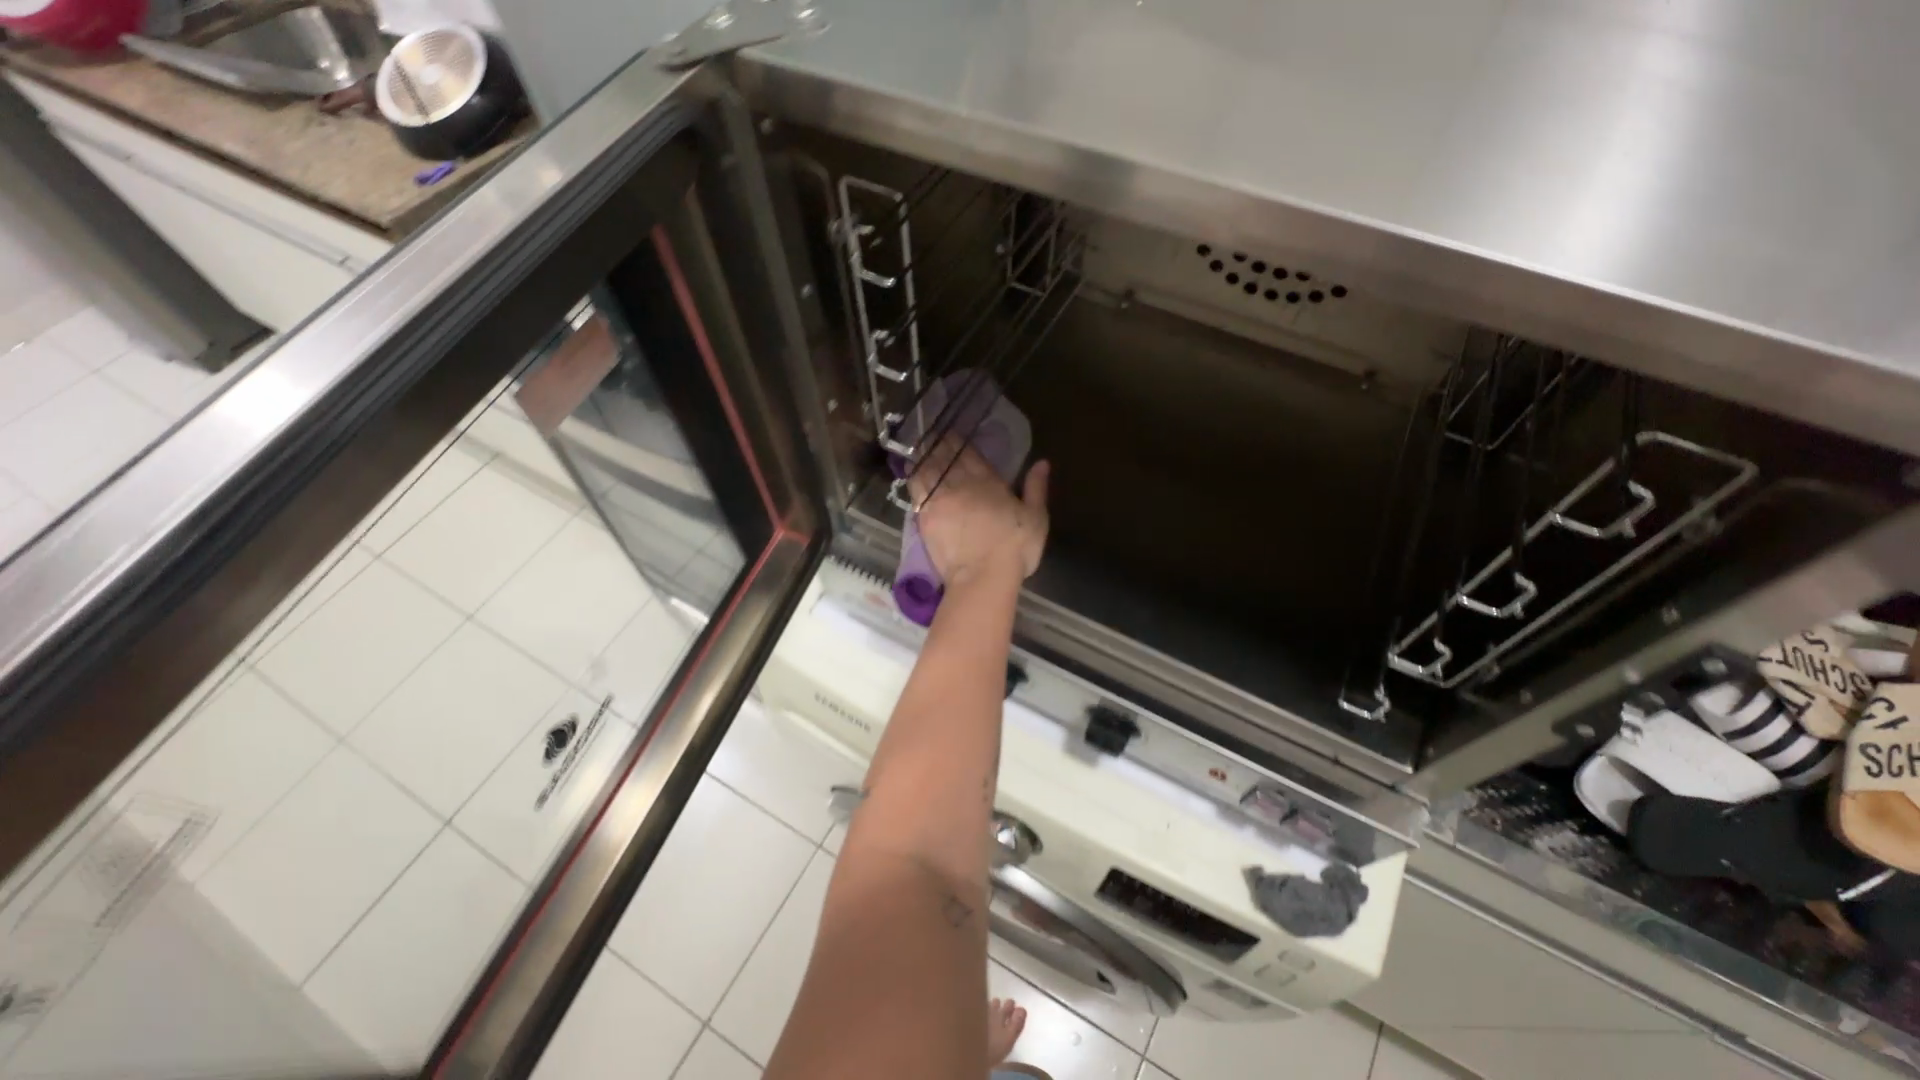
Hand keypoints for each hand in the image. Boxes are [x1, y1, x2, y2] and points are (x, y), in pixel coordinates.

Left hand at [909, 438, 1049, 588]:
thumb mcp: (1036, 517)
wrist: (983, 576)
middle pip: (946, 457)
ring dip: (923, 456)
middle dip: (939, 445)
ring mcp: (939, 498)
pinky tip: (910, 471)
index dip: (958, 441)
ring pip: (927, 468)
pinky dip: (913, 476)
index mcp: (988, 481)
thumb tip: (1042, 463)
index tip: (951, 433)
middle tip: (932, 435)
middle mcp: (961, 483)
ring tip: (920, 449)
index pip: (968, 453)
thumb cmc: (1015, 548)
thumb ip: (1036, 488)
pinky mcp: (924, 516)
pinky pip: (915, 489)